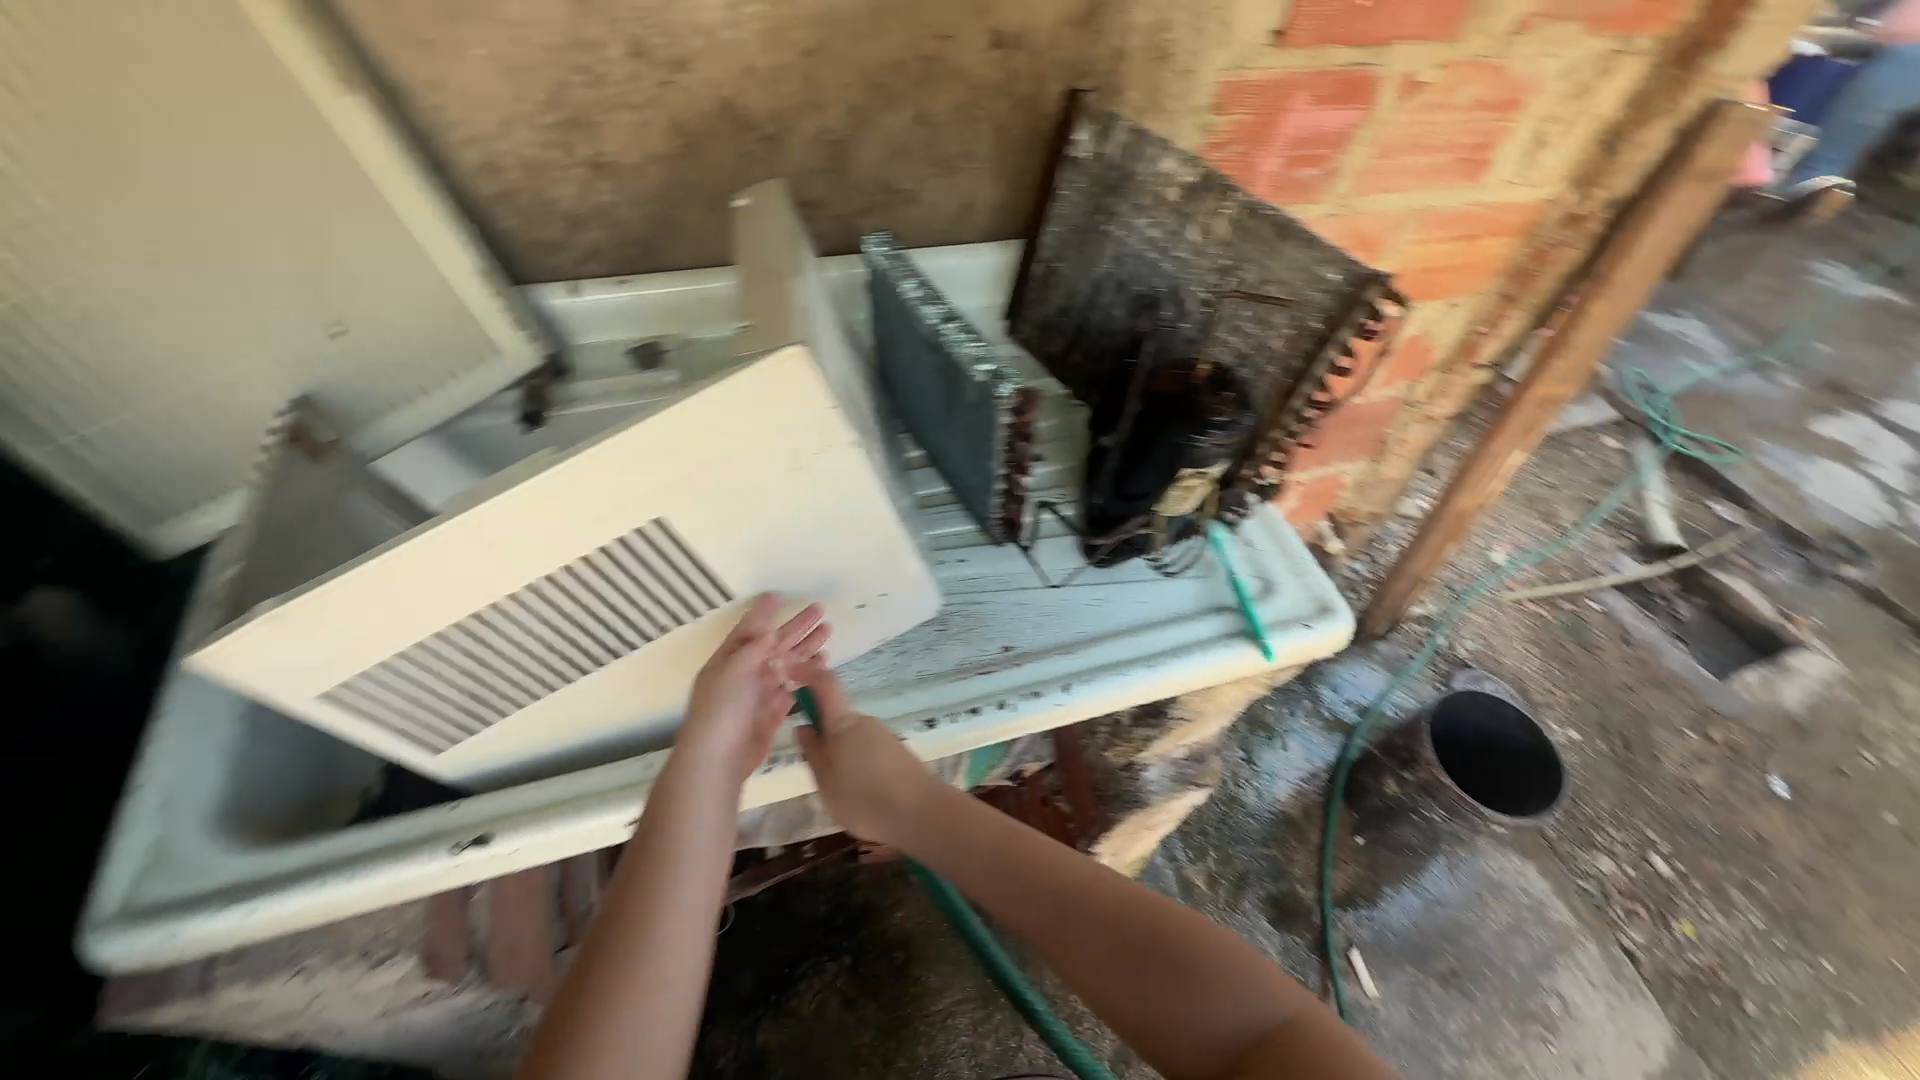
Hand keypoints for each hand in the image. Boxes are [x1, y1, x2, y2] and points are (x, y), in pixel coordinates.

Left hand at [679, 593, 827, 786]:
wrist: (718, 758)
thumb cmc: (721, 709)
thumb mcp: (733, 670)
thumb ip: (753, 648)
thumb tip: (770, 630)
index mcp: (728, 660)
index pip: (749, 629)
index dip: (763, 612)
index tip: (780, 595)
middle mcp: (744, 673)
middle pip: (774, 644)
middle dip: (797, 627)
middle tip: (820, 610)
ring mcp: (759, 694)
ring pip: (787, 665)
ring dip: (806, 648)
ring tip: (827, 633)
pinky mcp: (772, 713)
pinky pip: (792, 688)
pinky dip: (807, 676)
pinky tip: (822, 665)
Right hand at [791, 657, 941, 844]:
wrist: (921, 813)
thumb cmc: (863, 798)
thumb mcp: (825, 781)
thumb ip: (812, 752)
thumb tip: (804, 726)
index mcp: (842, 724)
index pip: (824, 684)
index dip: (807, 672)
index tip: (790, 670)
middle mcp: (865, 722)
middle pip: (837, 720)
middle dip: (823, 739)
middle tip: (819, 776)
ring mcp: (884, 736)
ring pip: (852, 739)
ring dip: (842, 758)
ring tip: (844, 796)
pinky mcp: (898, 752)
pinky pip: (869, 752)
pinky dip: (860, 768)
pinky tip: (864, 796)